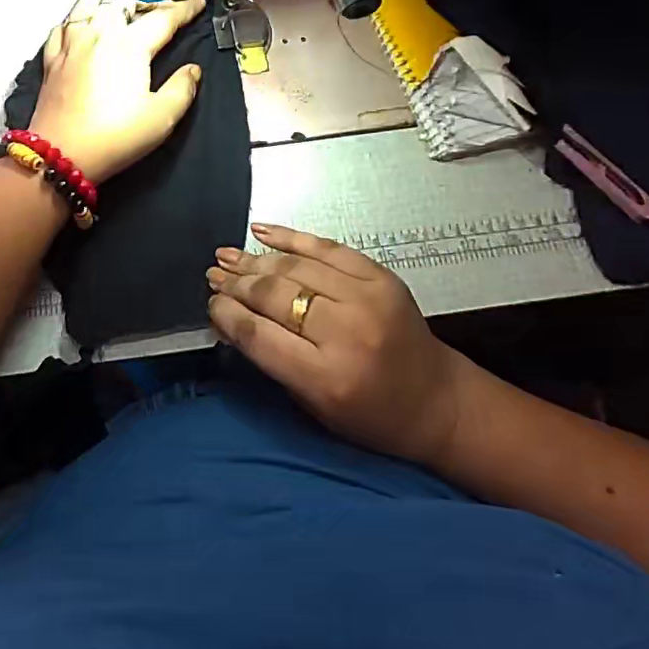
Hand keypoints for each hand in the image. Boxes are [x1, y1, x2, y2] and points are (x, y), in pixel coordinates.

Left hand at [28, 0, 207, 182]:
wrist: (60, 155)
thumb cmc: (114, 137)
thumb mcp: (162, 118)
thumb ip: (182, 89)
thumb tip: (192, 71)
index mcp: (129, 45)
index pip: (163, 17)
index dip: (185, 8)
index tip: (197, 4)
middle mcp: (98, 34)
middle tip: (163, 7)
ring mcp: (70, 44)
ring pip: (89, 3)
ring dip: (110, 1)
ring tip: (122, 12)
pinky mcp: (51, 60)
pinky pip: (64, 25)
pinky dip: (78, 20)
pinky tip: (84, 31)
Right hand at [207, 223, 467, 466]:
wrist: (437, 400)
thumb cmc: (370, 416)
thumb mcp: (313, 405)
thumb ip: (271, 359)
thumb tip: (229, 319)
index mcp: (327, 377)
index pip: (259, 335)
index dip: (227, 315)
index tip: (210, 304)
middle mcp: (346, 332)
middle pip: (275, 296)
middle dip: (237, 284)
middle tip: (213, 275)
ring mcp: (367, 297)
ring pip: (296, 267)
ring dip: (256, 260)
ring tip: (227, 256)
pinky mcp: (380, 276)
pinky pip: (326, 247)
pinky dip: (291, 238)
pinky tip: (262, 232)